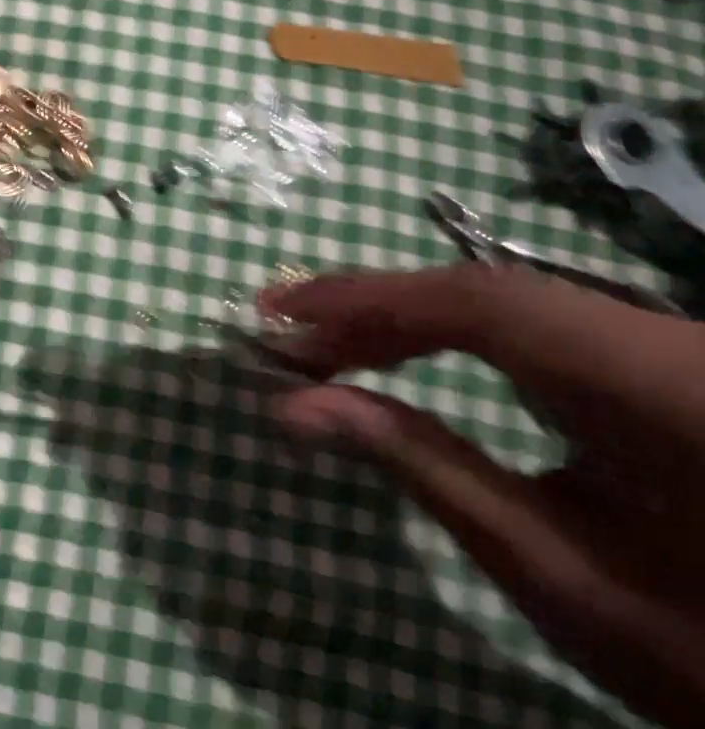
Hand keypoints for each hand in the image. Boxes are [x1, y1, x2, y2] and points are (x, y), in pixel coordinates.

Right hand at [264, 265, 704, 725]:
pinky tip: (402, 355)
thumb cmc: (697, 643)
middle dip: (379, 312)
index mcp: (666, 391)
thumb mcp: (552, 569)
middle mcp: (679, 351)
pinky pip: (546, 333)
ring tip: (325, 349)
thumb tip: (294, 405)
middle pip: (500, 299)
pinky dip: (458, 338)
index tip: (277, 312)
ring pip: (520, 310)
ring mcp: (677, 358)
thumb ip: (424, 468)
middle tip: (287, 340)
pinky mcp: (667, 375)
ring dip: (410, 324)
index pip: (490, 307)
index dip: (372, 297)